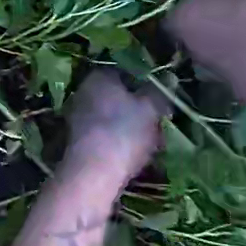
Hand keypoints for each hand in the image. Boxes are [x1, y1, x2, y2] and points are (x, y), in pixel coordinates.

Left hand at [61, 71, 166, 189]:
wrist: (93, 172)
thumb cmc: (124, 132)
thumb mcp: (151, 109)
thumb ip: (159, 92)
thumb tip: (168, 77)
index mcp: (98, 77)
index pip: (125, 72)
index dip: (145, 85)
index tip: (160, 100)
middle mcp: (83, 91)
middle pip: (117, 96)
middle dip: (137, 108)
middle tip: (158, 123)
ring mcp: (77, 116)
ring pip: (112, 117)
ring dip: (130, 127)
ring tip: (151, 143)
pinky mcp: (77, 139)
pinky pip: (104, 134)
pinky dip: (118, 141)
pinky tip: (134, 156)